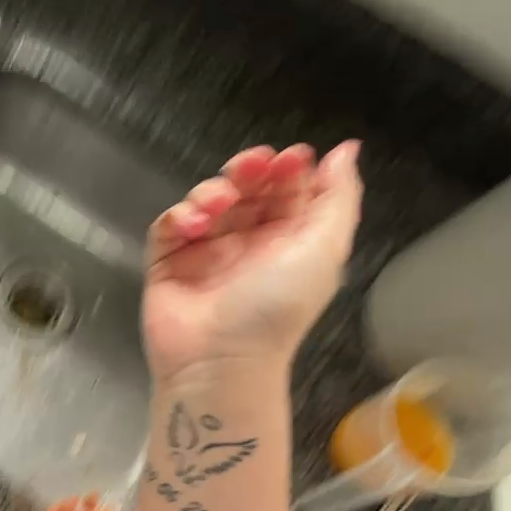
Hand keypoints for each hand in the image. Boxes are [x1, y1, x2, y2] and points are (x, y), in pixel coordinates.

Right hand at [143, 142, 362, 379]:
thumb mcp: (325, 250)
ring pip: (205, 200)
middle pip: (245, 188)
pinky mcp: (166, 264)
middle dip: (249, 169)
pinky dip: (179, 215)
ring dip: (212, 191)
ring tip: (218, 206)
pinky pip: (168, 225)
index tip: (290, 158)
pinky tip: (193, 226)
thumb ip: (339, 197)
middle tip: (251, 166)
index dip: (288, 168)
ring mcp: (203, 253)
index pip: (287, 190)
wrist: (219, 359)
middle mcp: (245, 243)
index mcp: (286, 241)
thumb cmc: (276, 308)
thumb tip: (345, 151)